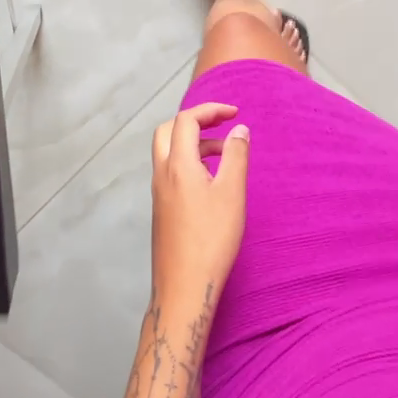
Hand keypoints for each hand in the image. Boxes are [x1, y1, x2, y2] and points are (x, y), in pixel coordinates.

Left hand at [149, 103, 249, 303]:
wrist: (184, 287)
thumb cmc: (211, 238)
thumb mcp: (232, 192)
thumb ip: (236, 155)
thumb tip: (239, 129)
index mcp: (177, 164)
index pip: (186, 120)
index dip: (210, 110)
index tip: (235, 113)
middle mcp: (162, 174)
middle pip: (168, 131)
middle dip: (195, 121)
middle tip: (222, 124)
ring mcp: (158, 193)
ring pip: (168, 152)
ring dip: (194, 143)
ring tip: (225, 153)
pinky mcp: (162, 209)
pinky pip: (171, 171)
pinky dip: (190, 161)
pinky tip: (211, 181)